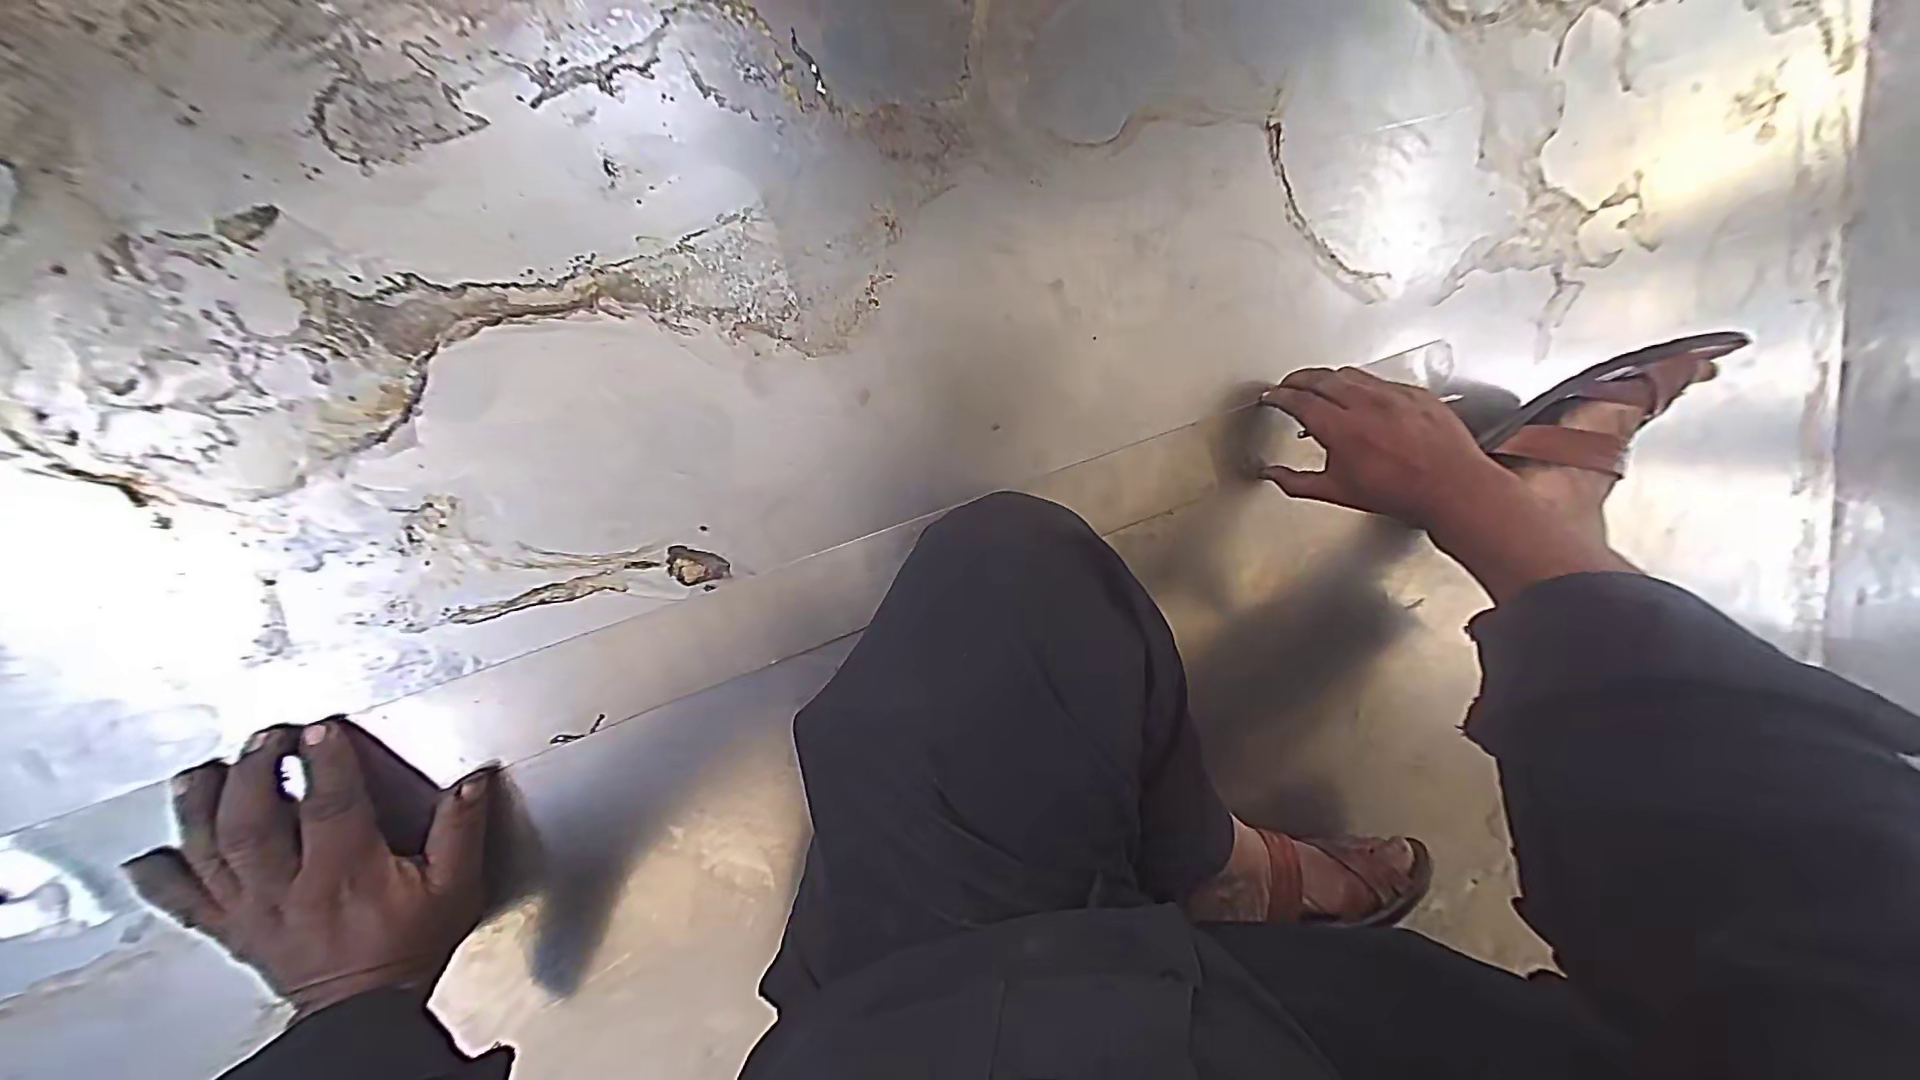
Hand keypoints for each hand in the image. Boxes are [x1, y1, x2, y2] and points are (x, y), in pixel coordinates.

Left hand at [122, 720, 493, 1016]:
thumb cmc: (413, 942)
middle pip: (254, 824)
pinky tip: (152, 856)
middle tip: (266, 739)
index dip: (327, 764)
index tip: (323, 731)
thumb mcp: (456, 884)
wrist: (365, 1007)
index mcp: (347, 872)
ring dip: (200, 810)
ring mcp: (254, 910)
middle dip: (255, 774)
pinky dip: (162, 878)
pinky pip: (187, 903)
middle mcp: (289, 889)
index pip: (331, 805)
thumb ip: (462, 830)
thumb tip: (473, 783)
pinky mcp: (235, 928)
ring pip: (210, 855)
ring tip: (201, 774)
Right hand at [1260, 367, 1519, 530]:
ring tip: (1317, 387)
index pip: (1299, 401)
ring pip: (1349, 374)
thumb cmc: (1400, 492)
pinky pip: (1378, 380)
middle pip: (1320, 378)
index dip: (1279, 396)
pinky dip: (1359, 384)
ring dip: (1325, 378)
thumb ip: (1295, 482)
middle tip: (1286, 386)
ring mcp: (1394, 396)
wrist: (1452, 488)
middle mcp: (1367, 406)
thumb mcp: (1336, 492)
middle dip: (1296, 380)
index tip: (1271, 396)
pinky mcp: (1416, 393)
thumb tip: (1271, 474)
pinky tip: (1356, 396)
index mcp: (1342, 429)